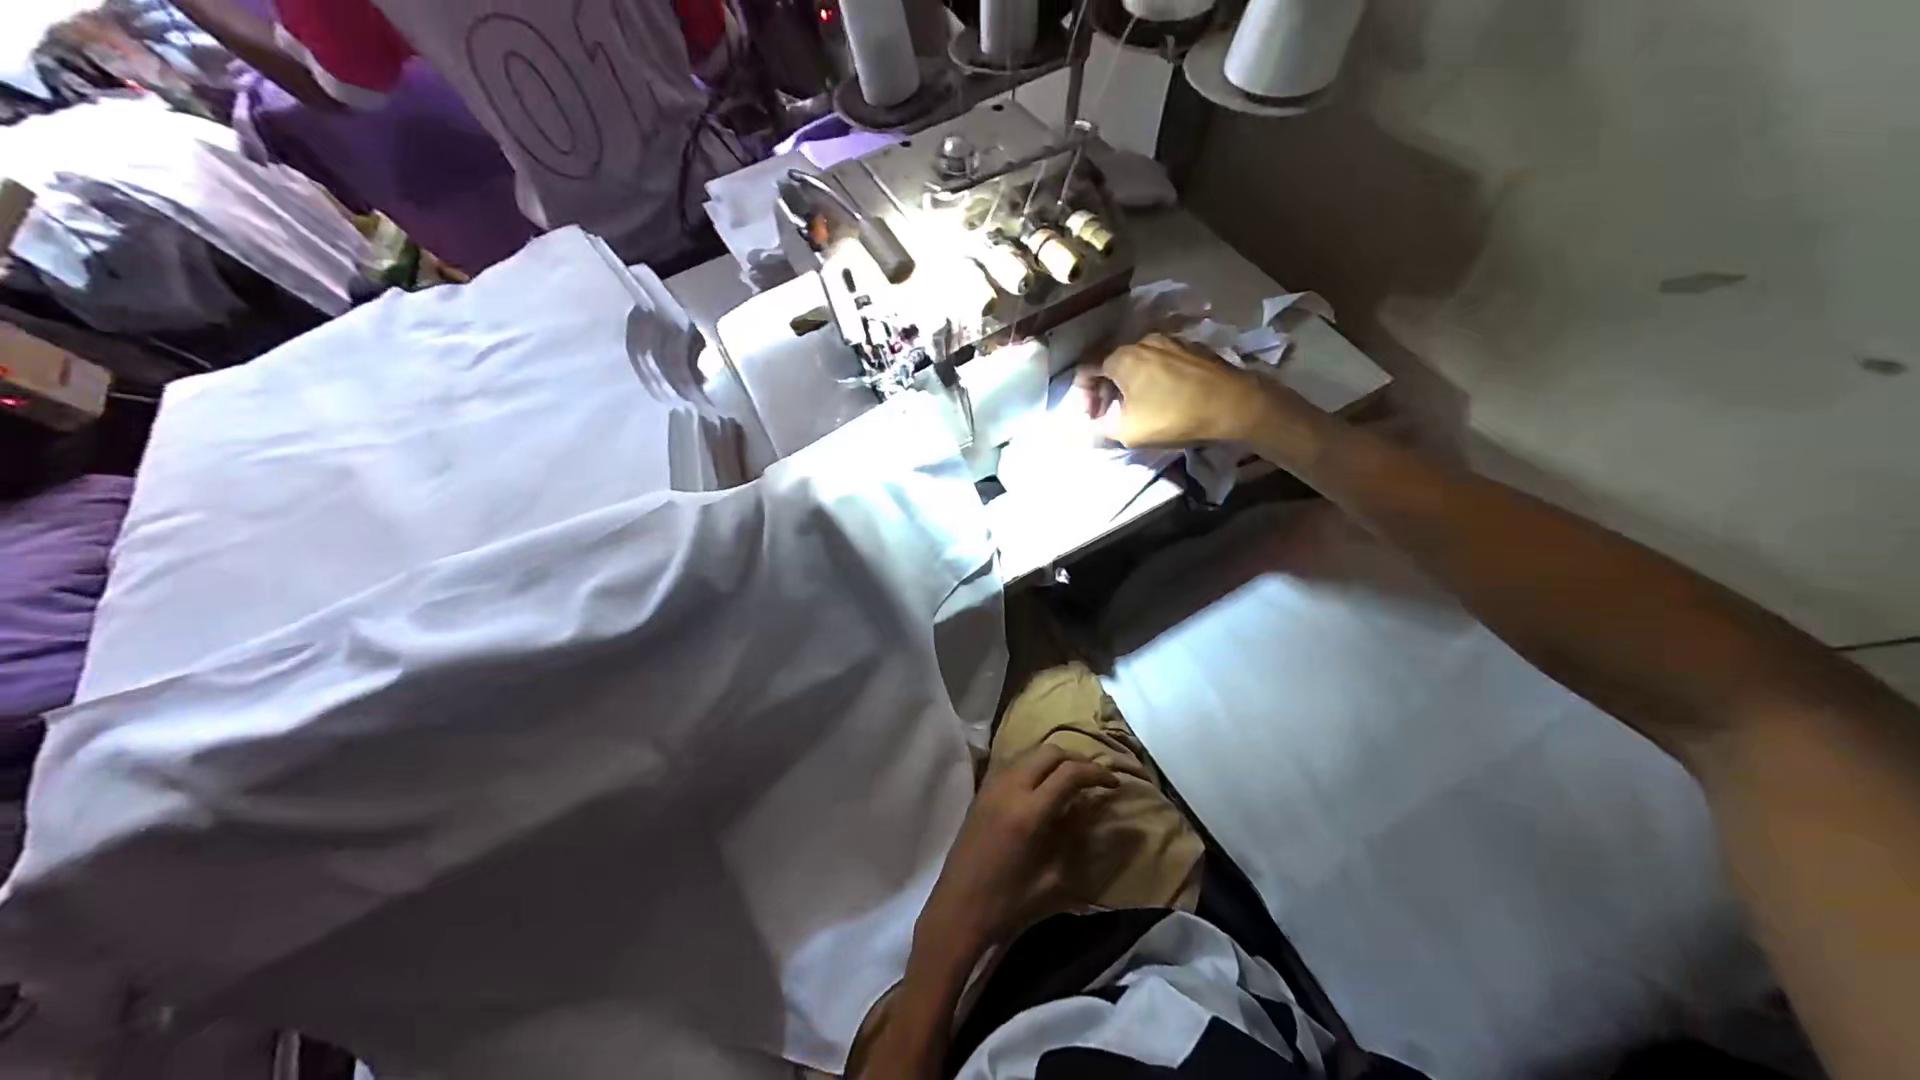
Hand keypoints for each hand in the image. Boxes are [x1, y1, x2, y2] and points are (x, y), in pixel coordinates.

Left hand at [916, 745, 1118, 953]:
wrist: (958, 911)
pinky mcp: (981, 794)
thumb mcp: (1053, 878)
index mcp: (1029, 812)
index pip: (1070, 773)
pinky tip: (1043, 785)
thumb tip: (1095, 813)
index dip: (1096, 773)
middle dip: (1076, 759)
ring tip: (1072, 778)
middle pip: (1048, 753)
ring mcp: (991, 788)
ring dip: (1053, 760)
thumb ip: (1075, 838)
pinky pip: (1012, 765)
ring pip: (1028, 754)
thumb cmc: (1009, 904)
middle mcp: (1009, 789)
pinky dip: (1033, 766)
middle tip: (1095, 777)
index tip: (1114, 783)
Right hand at [1073, 333, 1317, 449]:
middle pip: (1111, 363)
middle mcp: (1143, 341)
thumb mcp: (1129, 432)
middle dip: (1104, 389)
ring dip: (1129, 384)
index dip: (1081, 394)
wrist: (1235, 404)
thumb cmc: (1174, 416)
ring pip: (1137, 362)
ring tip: (1136, 408)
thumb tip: (1094, 425)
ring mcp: (1170, 341)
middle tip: (1108, 414)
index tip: (1090, 417)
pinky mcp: (1192, 349)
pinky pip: (1160, 362)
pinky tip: (1162, 398)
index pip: (1086, 367)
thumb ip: (1101, 428)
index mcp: (1122, 357)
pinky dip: (1152, 378)